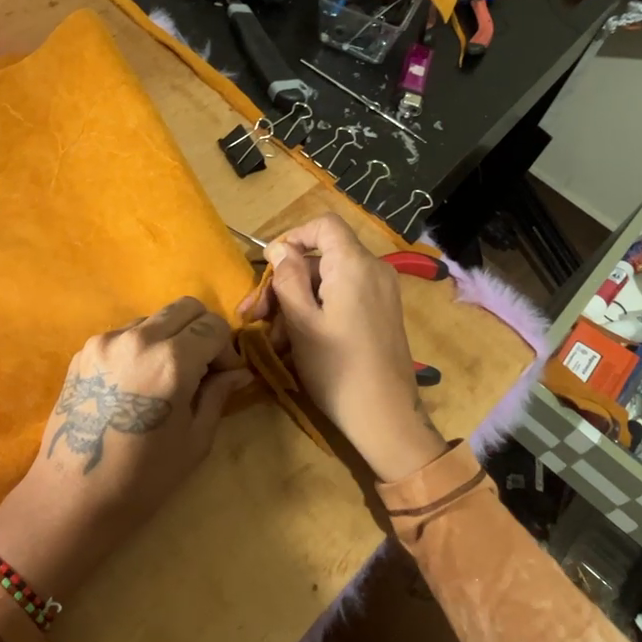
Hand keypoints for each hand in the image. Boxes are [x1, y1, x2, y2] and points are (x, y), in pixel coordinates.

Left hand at [0, 297, 253, 599]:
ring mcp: (106, 341)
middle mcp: (138, 339)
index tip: (224, 376)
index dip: (226, 349)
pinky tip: (135, 386)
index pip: (213, 326)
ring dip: (170, 338)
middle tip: (202, 369)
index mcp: (171, 361)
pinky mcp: (84, 351)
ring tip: (165, 380)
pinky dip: (141, 348)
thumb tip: (238, 372)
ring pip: (153, 319)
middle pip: (185, 307)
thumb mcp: (195, 440)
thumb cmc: (143, 478)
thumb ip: (217, 395)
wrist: (72, 497)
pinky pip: (125, 335)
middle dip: (201, 332)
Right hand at [244, 214, 445, 481]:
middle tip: (256, 316)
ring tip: (274, 339)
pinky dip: (318, 311)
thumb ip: (288, 278)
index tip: (269, 268)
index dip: (293, 237)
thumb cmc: (337, 368)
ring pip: (329, 282)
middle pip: (322, 258)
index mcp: (355, 264)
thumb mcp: (301, 322)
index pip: (323, 225)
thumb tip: (281, 249)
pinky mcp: (381, 313)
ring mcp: (381, 292)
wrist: (386, 417)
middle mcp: (373, 270)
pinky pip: (343, 297)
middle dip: (285, 282)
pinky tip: (297, 343)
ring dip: (297, 302)